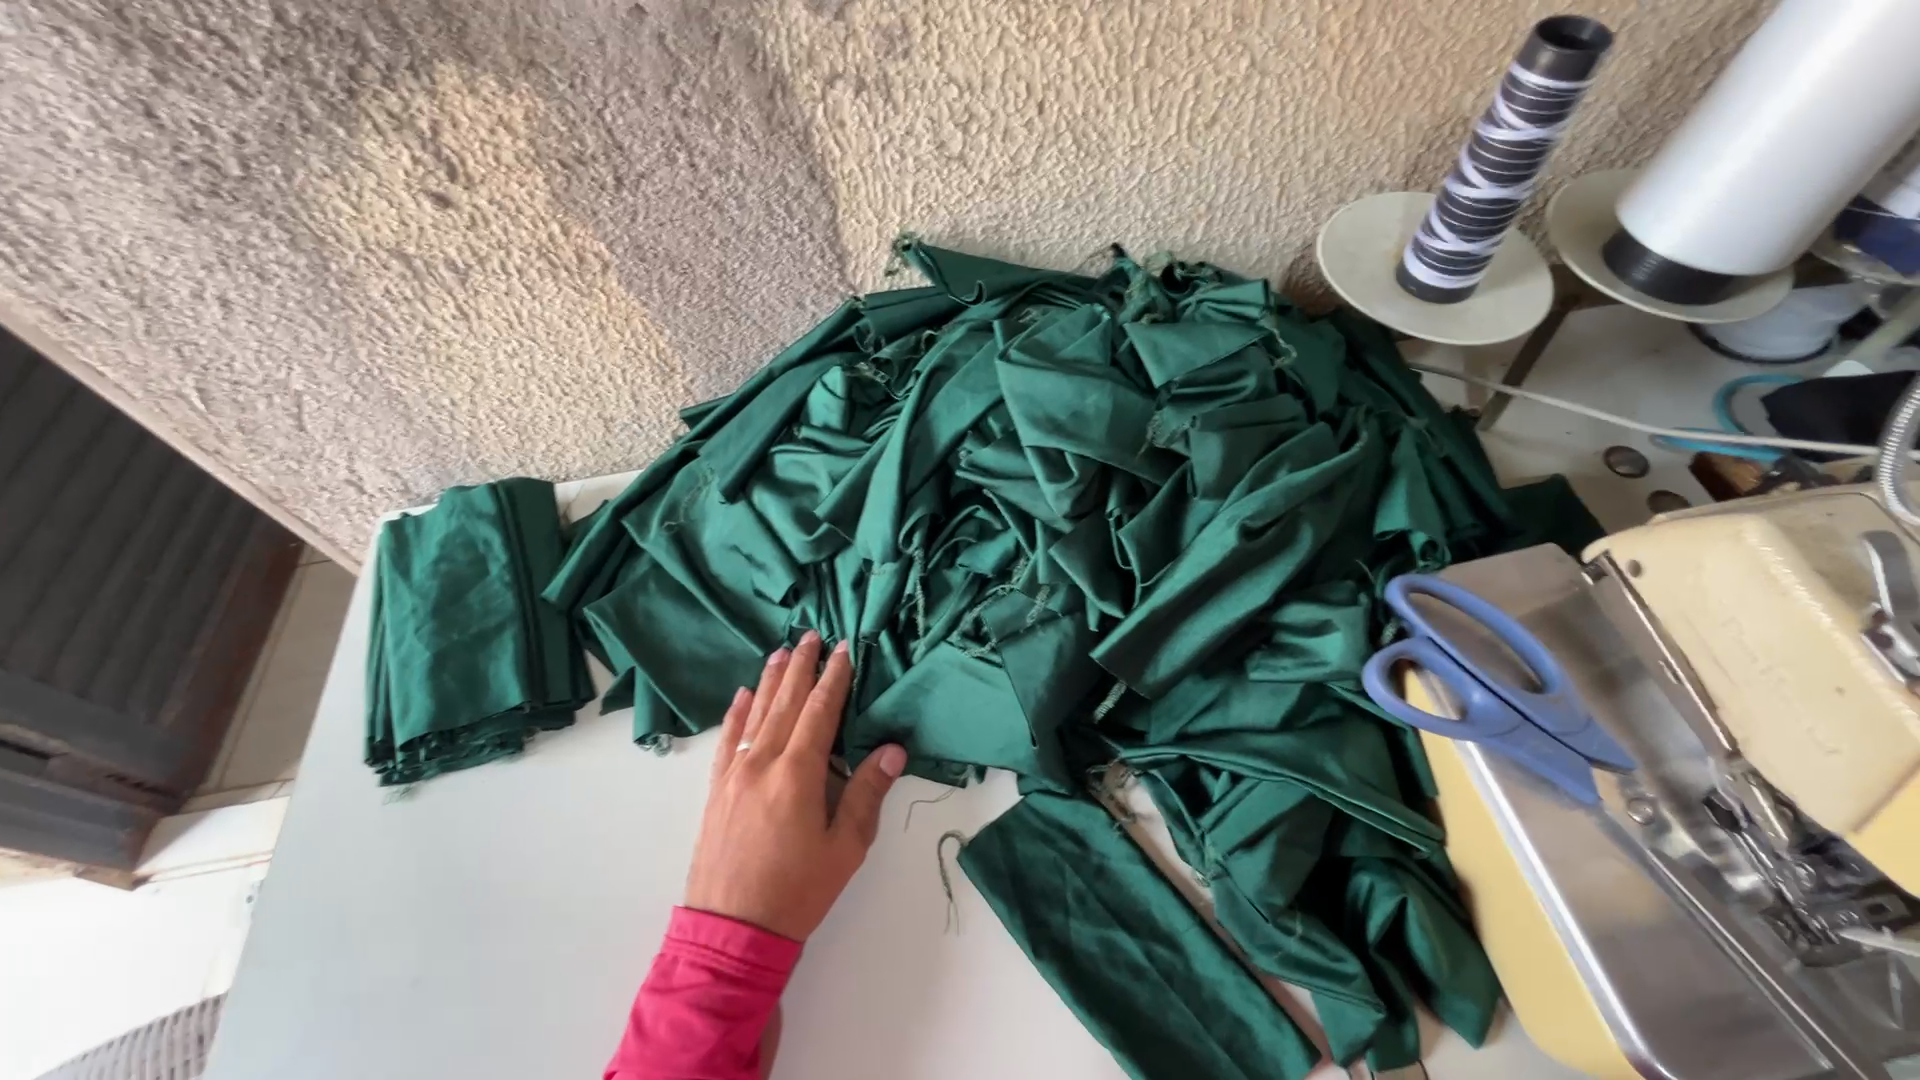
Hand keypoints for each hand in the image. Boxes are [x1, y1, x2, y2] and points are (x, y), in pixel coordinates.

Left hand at [684, 632, 908, 941]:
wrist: (732, 930)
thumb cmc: (798, 890)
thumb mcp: (846, 847)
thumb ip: (868, 793)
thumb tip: (893, 749)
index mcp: (797, 773)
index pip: (820, 712)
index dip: (834, 678)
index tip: (843, 649)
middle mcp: (763, 762)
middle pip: (785, 702)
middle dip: (800, 667)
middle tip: (810, 635)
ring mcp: (734, 773)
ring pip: (755, 714)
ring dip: (770, 680)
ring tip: (781, 651)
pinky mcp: (716, 789)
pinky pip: (728, 739)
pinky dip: (736, 713)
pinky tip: (741, 696)